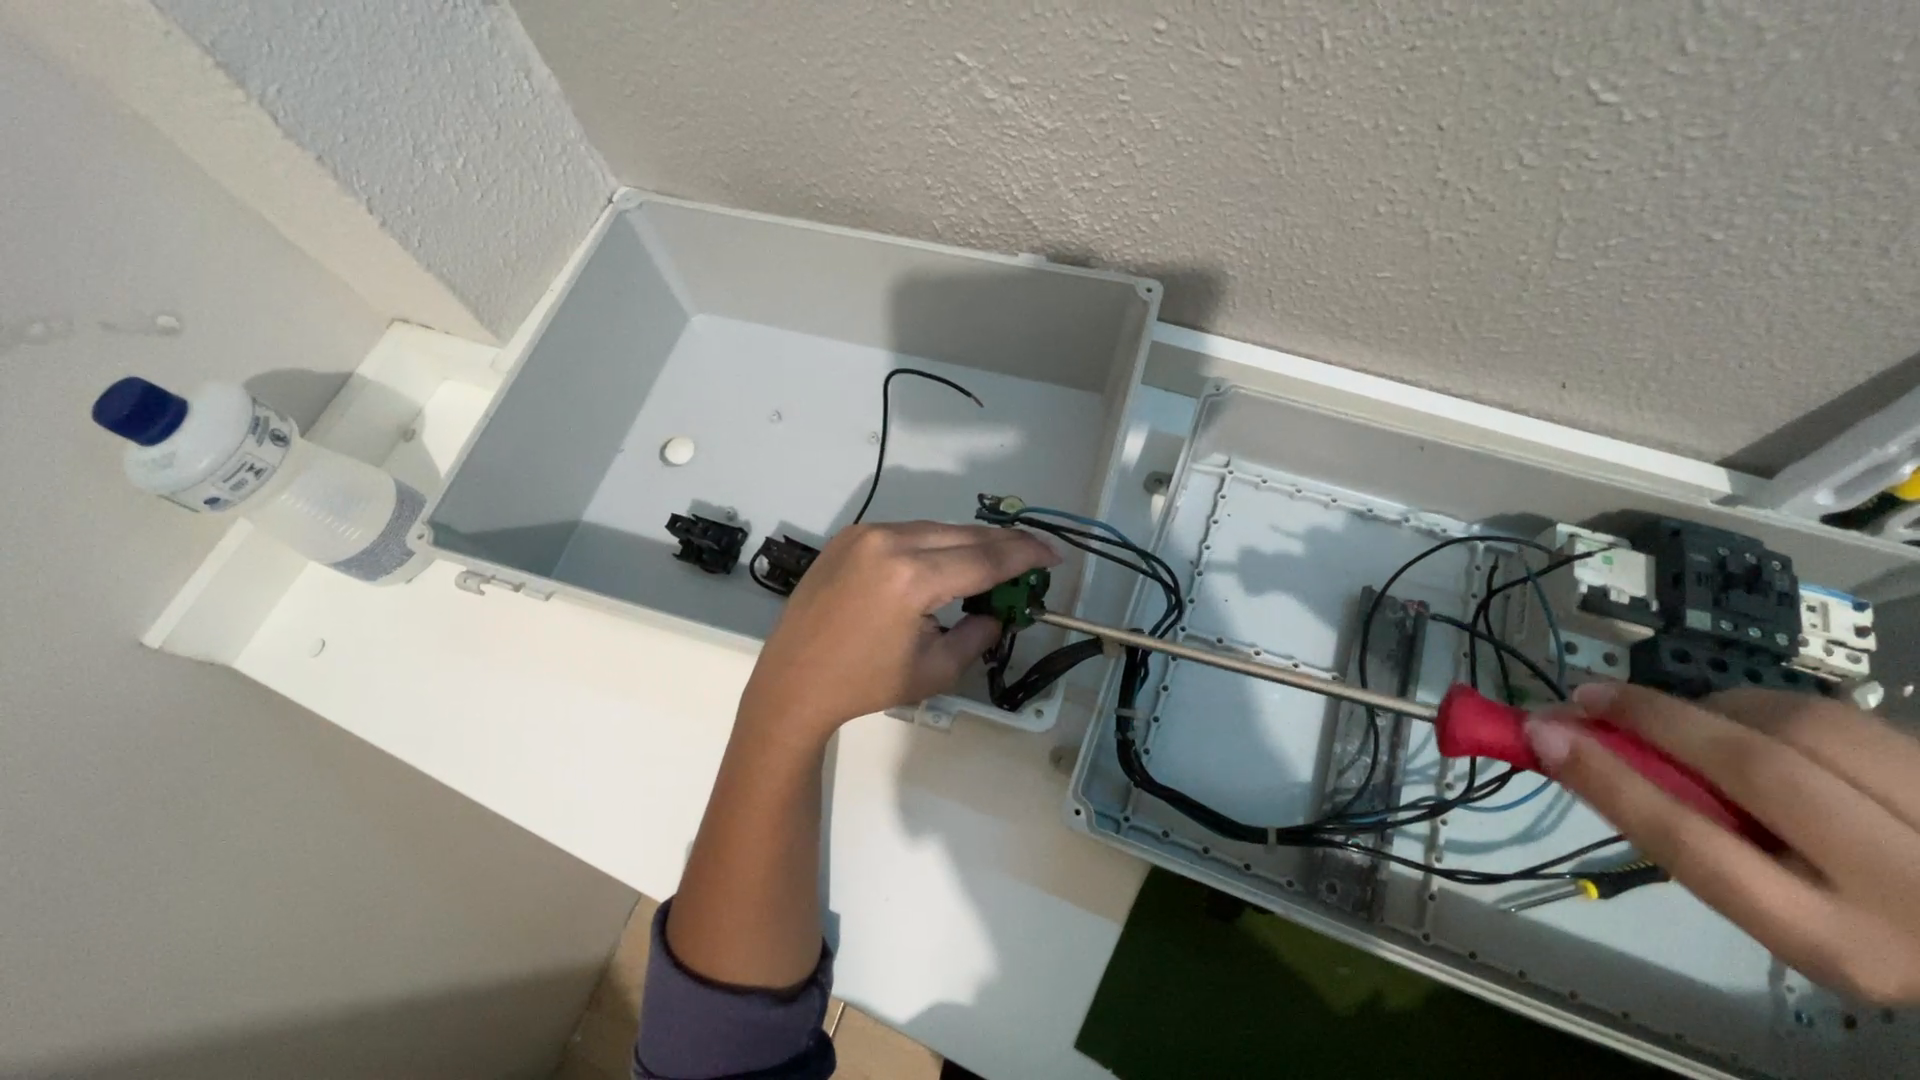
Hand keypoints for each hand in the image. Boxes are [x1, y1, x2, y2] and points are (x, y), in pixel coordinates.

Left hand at [739, 522, 1059, 737]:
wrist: (794, 680)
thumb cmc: (864, 684)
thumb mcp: (934, 670)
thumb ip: (977, 635)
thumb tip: (996, 612)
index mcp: (912, 578)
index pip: (984, 559)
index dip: (1025, 556)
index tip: (1053, 555)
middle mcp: (889, 543)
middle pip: (964, 535)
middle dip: (1004, 544)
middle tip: (1034, 555)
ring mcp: (865, 535)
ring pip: (935, 528)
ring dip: (968, 542)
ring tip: (995, 560)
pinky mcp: (848, 537)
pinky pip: (905, 531)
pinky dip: (933, 542)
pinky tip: (947, 560)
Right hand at [1526, 682, 1919, 1002]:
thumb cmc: (1848, 919)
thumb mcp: (1771, 907)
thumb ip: (1692, 838)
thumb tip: (1581, 749)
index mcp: (1838, 942)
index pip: (1697, 848)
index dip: (1610, 783)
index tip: (1540, 733)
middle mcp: (1907, 887)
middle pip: (1757, 771)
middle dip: (1656, 719)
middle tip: (1588, 697)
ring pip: (1804, 727)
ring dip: (1715, 709)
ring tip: (1675, 718)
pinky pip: (1841, 715)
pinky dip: (1772, 710)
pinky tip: (1749, 725)